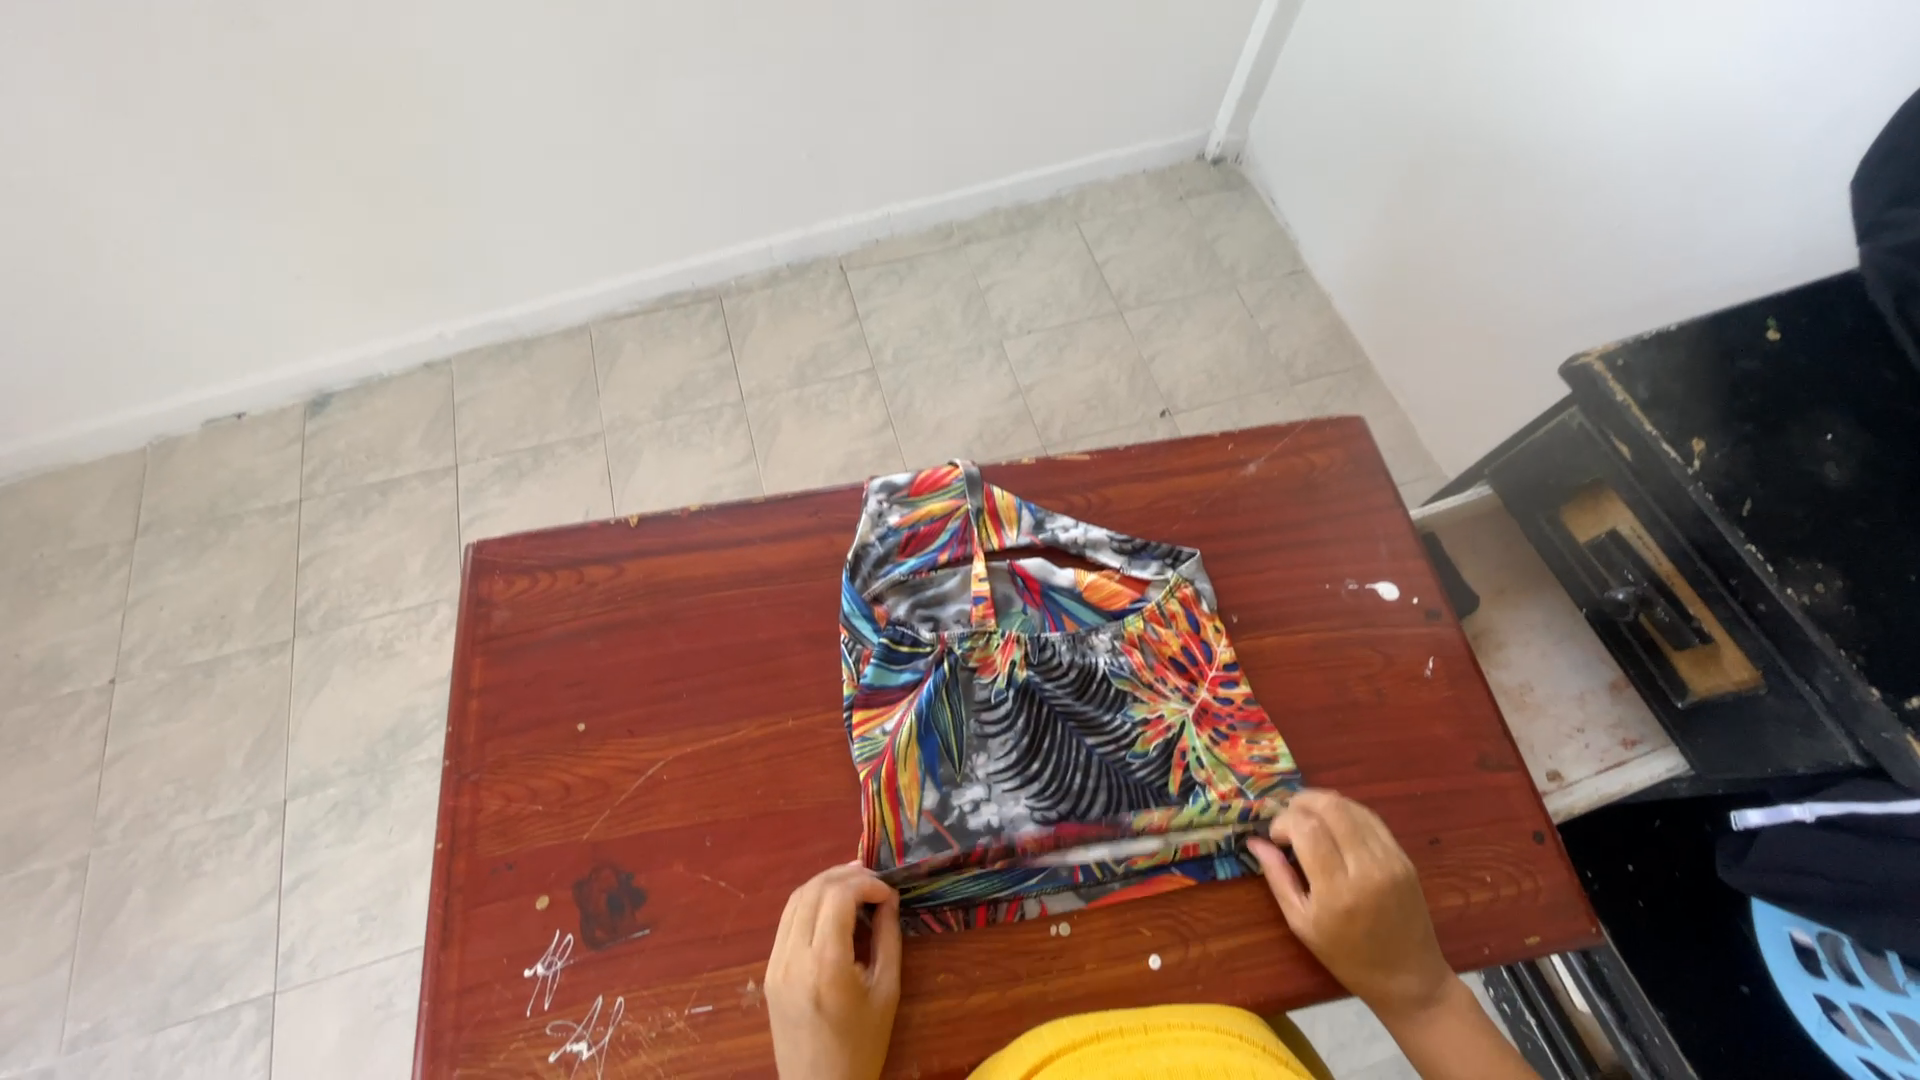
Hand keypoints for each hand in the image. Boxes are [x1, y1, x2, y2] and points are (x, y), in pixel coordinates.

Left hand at [766, 863, 901, 1079]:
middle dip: (846, 875)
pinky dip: (810, 903)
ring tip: (855, 884)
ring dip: (825, 884)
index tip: (889, 893)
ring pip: (795, 900)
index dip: (866, 884)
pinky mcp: (770, 971)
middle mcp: (793, 958)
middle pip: (814, 891)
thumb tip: (889, 898)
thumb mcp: (887, 991)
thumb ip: (888, 938)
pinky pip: (787, 921)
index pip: (838, 897)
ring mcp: (776, 964)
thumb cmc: (861, 1046)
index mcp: (825, 965)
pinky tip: (832, 907)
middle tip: (874, 879)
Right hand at [1246, 790, 1453, 1020]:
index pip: (1306, 828)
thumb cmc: (1347, 957)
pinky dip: (1346, 812)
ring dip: (1322, 803)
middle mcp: (1367, 869)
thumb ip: (1277, 877)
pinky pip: (1371, 818)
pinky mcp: (1404, 858)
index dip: (1283, 821)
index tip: (1275, 836)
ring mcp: (1390, 860)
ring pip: (1351, 807)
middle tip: (1288, 818)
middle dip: (1301, 802)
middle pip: (1331, 807)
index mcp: (1337, 890)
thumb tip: (1255, 841)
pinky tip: (1332, 823)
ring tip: (1307, 817)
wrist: (1410, 978)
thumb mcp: (1301, 923)